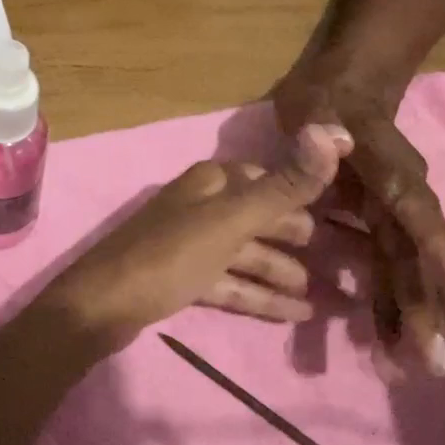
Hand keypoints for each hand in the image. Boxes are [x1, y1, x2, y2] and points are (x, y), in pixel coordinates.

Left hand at [39, 125, 338, 355]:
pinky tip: (294, 313)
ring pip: (245, 254)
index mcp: (210, 182)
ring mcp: (188, 243)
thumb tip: (334, 131)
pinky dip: (259, 295)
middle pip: (258, 217)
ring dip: (281, 273)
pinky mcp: (181, 279)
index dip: (301, 193)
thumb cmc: (170, 255)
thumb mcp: (232, 220)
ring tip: (322, 298)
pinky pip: (230, 283)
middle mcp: (200, 205)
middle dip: (295, 238)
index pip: (266, 178)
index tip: (342, 212)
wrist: (102, 306)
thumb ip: (285, 184)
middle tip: (340, 261)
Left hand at [272, 62, 444, 379]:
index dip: (437, 251)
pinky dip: (382, 297)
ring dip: (409, 310)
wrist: (342, 81)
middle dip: (429, 306)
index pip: (414, 214)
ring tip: (416, 363)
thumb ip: (318, 132)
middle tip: (438, 365)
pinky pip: (381, 264)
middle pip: (416, 254)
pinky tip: (385, 334)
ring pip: (403, 266)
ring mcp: (388, 211)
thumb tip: (330, 135)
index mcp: (386, 170)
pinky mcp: (374, 221)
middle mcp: (398, 195)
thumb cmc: (327, 96)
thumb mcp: (316, 110)